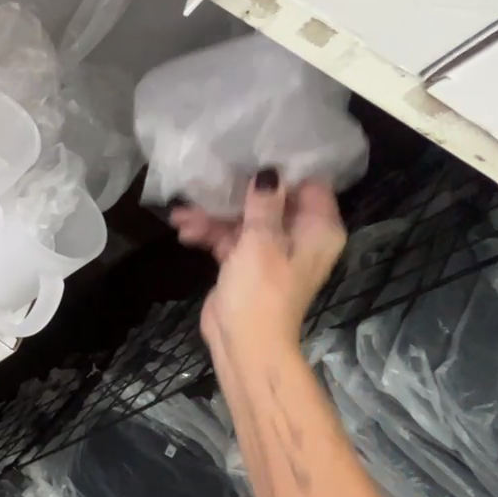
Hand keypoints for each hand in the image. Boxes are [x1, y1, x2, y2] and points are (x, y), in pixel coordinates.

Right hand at [170, 170, 346, 349]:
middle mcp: (298, 237)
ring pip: (242, 221)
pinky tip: (184, 232)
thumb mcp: (260, 243)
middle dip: (234, 196)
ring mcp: (270, 251)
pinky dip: (209, 234)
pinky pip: (229, 239)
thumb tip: (269, 172)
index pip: (308, 187)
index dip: (282, 172)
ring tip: (180, 217)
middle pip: (269, 203)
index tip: (250, 156)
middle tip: (203, 186)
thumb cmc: (260, 291)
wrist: (244, 340)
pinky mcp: (245, 264)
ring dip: (212, 218)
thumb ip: (264, 206)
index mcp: (317, 230)